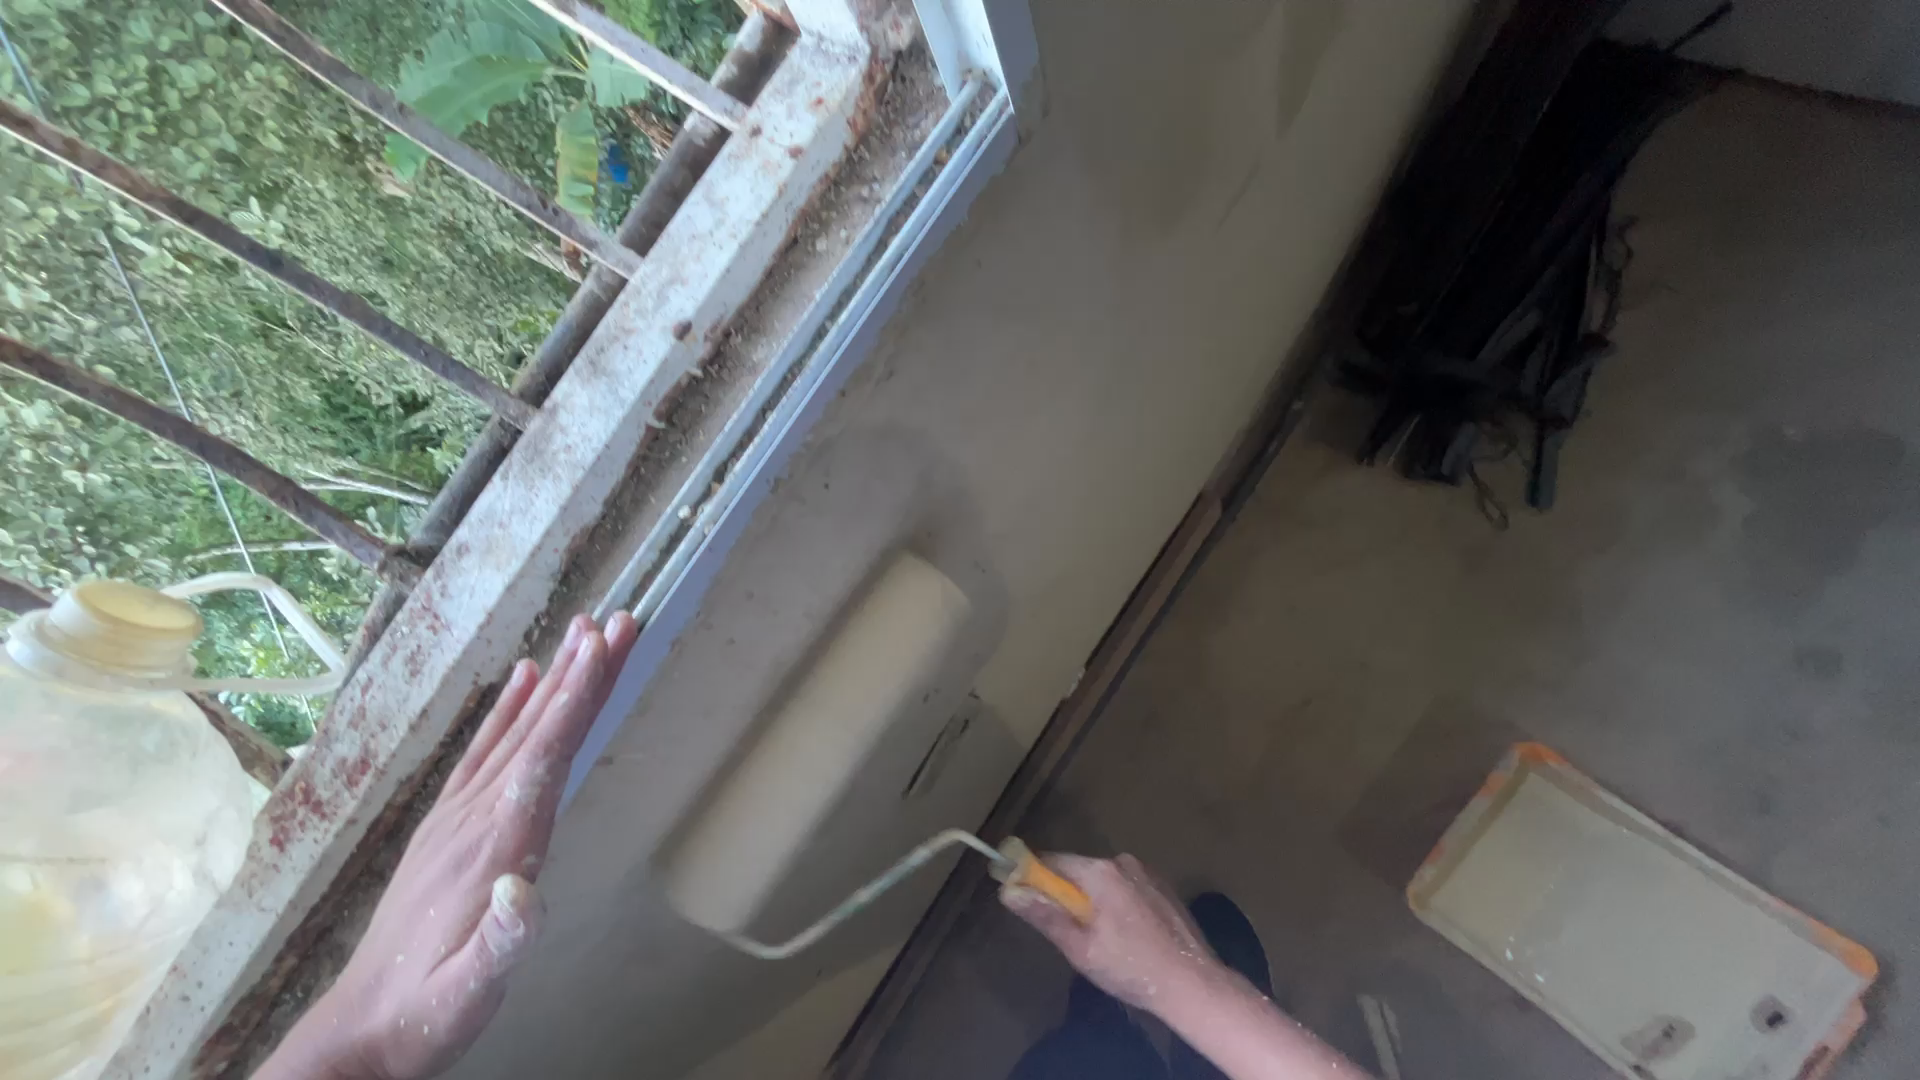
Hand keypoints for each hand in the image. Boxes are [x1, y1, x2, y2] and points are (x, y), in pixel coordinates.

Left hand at [261, 613, 636, 1079]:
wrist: (359, 1028)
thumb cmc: (430, 1010)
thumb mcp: (470, 993)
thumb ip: (499, 942)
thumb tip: (523, 888)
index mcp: (495, 842)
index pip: (544, 754)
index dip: (576, 697)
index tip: (602, 647)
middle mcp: (478, 813)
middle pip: (540, 728)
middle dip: (581, 671)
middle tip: (615, 621)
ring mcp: (460, 813)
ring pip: (519, 730)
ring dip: (557, 679)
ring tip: (584, 633)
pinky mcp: (449, 820)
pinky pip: (485, 750)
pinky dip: (511, 709)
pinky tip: (528, 679)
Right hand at [999, 853, 1225, 1012]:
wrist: (1194, 984)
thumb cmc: (1132, 968)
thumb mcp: (1081, 949)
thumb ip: (1046, 916)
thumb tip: (1009, 891)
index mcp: (1099, 871)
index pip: (1052, 861)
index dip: (1034, 877)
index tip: (1025, 898)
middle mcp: (1121, 861)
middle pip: (1078, 870)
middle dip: (1068, 895)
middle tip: (1069, 932)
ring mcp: (1145, 871)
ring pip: (1103, 879)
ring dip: (1094, 900)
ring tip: (1103, 939)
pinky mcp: (1162, 885)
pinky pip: (1126, 886)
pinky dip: (1118, 903)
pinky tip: (1129, 934)